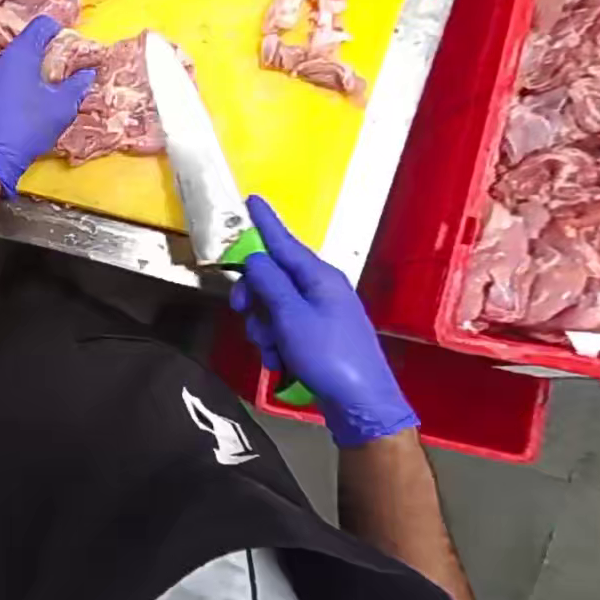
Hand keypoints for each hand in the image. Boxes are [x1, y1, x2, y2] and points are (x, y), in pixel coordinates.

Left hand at [0, 15, 95, 196]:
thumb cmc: (30, 126)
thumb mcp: (63, 106)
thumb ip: (78, 85)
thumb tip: (87, 73)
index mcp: (21, 52)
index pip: (43, 24)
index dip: (62, 30)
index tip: (73, 47)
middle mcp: (2, 58)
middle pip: (30, 41)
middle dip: (50, 51)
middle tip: (67, 68)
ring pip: (19, 60)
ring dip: (37, 68)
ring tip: (53, 86)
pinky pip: (9, 76)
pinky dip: (24, 80)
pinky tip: (35, 99)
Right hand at [228, 195, 417, 447]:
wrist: (359, 400)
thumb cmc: (327, 354)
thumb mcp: (291, 316)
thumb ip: (269, 284)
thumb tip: (254, 257)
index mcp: (318, 277)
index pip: (284, 243)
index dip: (265, 222)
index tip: (252, 200)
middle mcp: (319, 288)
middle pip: (270, 277)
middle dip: (252, 295)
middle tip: (240, 310)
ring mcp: (318, 312)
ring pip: (271, 306)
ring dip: (263, 327)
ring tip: (273, 349)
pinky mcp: (315, 334)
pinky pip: (281, 328)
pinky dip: (274, 343)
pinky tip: (280, 360)